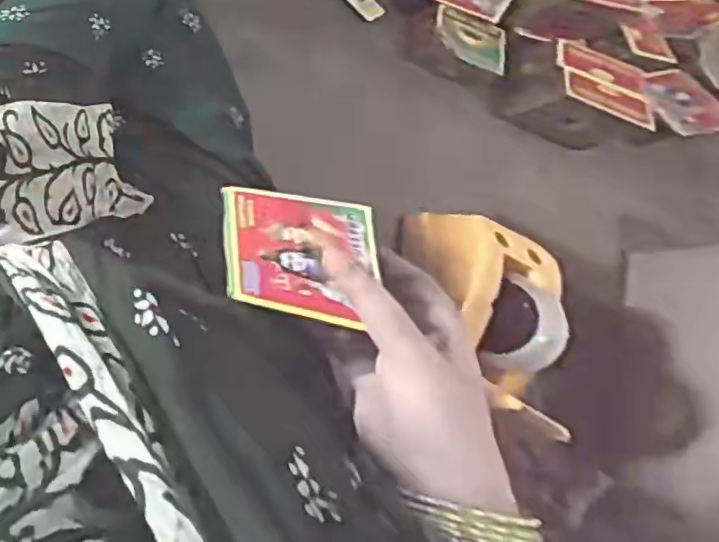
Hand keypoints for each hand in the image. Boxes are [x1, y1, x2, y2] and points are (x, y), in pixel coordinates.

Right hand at [311, 228, 519, 514]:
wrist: (432, 486)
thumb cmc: (436, 411)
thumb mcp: (407, 348)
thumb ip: (369, 297)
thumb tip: (331, 246)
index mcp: (437, 329)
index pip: (411, 280)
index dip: (382, 256)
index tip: (344, 233)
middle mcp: (408, 338)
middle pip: (371, 294)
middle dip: (339, 271)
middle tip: (301, 244)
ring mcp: (379, 358)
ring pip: (344, 314)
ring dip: (317, 292)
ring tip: (283, 265)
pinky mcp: (351, 376)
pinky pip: (325, 338)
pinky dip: (305, 319)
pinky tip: (281, 301)